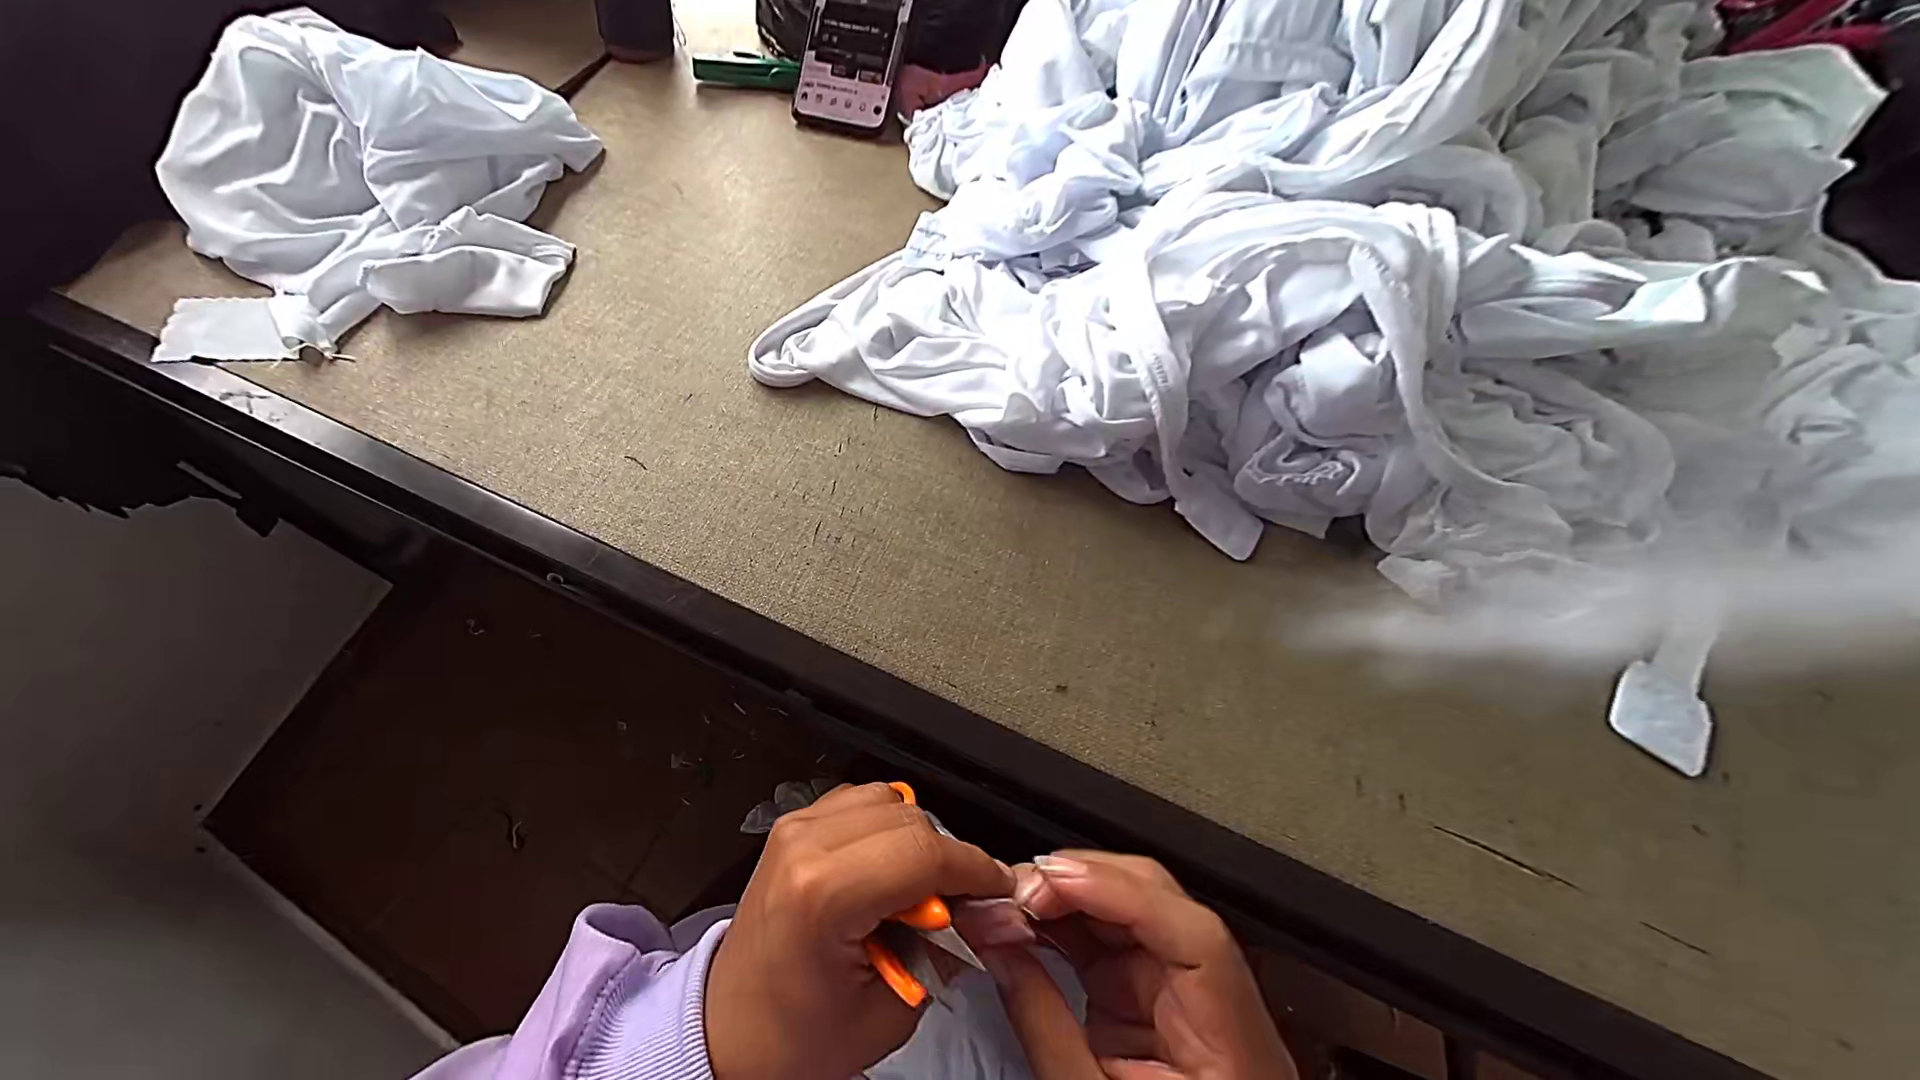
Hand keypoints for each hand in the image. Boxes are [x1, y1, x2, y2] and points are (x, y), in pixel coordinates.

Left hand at [703, 782, 1015, 1079]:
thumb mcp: (887, 1011)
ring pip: (892, 800)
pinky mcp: (797, 822)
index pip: (926, 853)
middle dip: (949, 858)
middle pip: (914, 821)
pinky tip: (885, 867)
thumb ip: (946, 948)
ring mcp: (797, 827)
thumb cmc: (793, 1035)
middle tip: (958, 902)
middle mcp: (805, 846)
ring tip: (913, 889)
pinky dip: (889, 826)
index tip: (998, 886)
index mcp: (822, 893)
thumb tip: (988, 909)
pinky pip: (864, 800)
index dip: (975, 868)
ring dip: (918, 838)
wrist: (730, 1027)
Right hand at [986, 851, 1297, 1079]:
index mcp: (1233, 1047)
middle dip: (1081, 880)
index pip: (1193, 935)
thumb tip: (1000, 948)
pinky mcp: (1149, 994)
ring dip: (1065, 893)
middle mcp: (1214, 1002)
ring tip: (1011, 901)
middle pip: (1157, 901)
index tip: (1052, 878)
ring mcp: (1181, 991)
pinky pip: (1107, 936)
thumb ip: (1045, 1028)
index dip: (1121, 890)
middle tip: (1018, 889)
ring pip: (1126, 907)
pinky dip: (1064, 920)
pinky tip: (1029, 919)